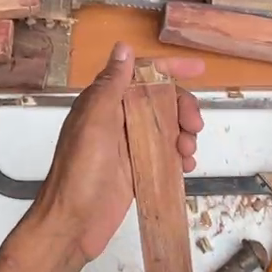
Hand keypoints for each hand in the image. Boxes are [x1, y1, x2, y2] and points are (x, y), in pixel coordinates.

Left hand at [32, 43, 203, 259]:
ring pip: (166, 128)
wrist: (72, 224)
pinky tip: (186, 166)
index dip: (170, 69)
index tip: (200, 68)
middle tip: (195, 126)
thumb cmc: (80, 172)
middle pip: (160, 101)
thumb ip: (111, 85)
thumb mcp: (95, 122)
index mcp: (104, 102)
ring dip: (184, 134)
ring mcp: (128, 146)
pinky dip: (179, 157)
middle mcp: (117, 120)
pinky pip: (165, 155)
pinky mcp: (137, 171)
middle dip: (183, 108)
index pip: (141, 74)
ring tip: (188, 152)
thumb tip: (123, 48)